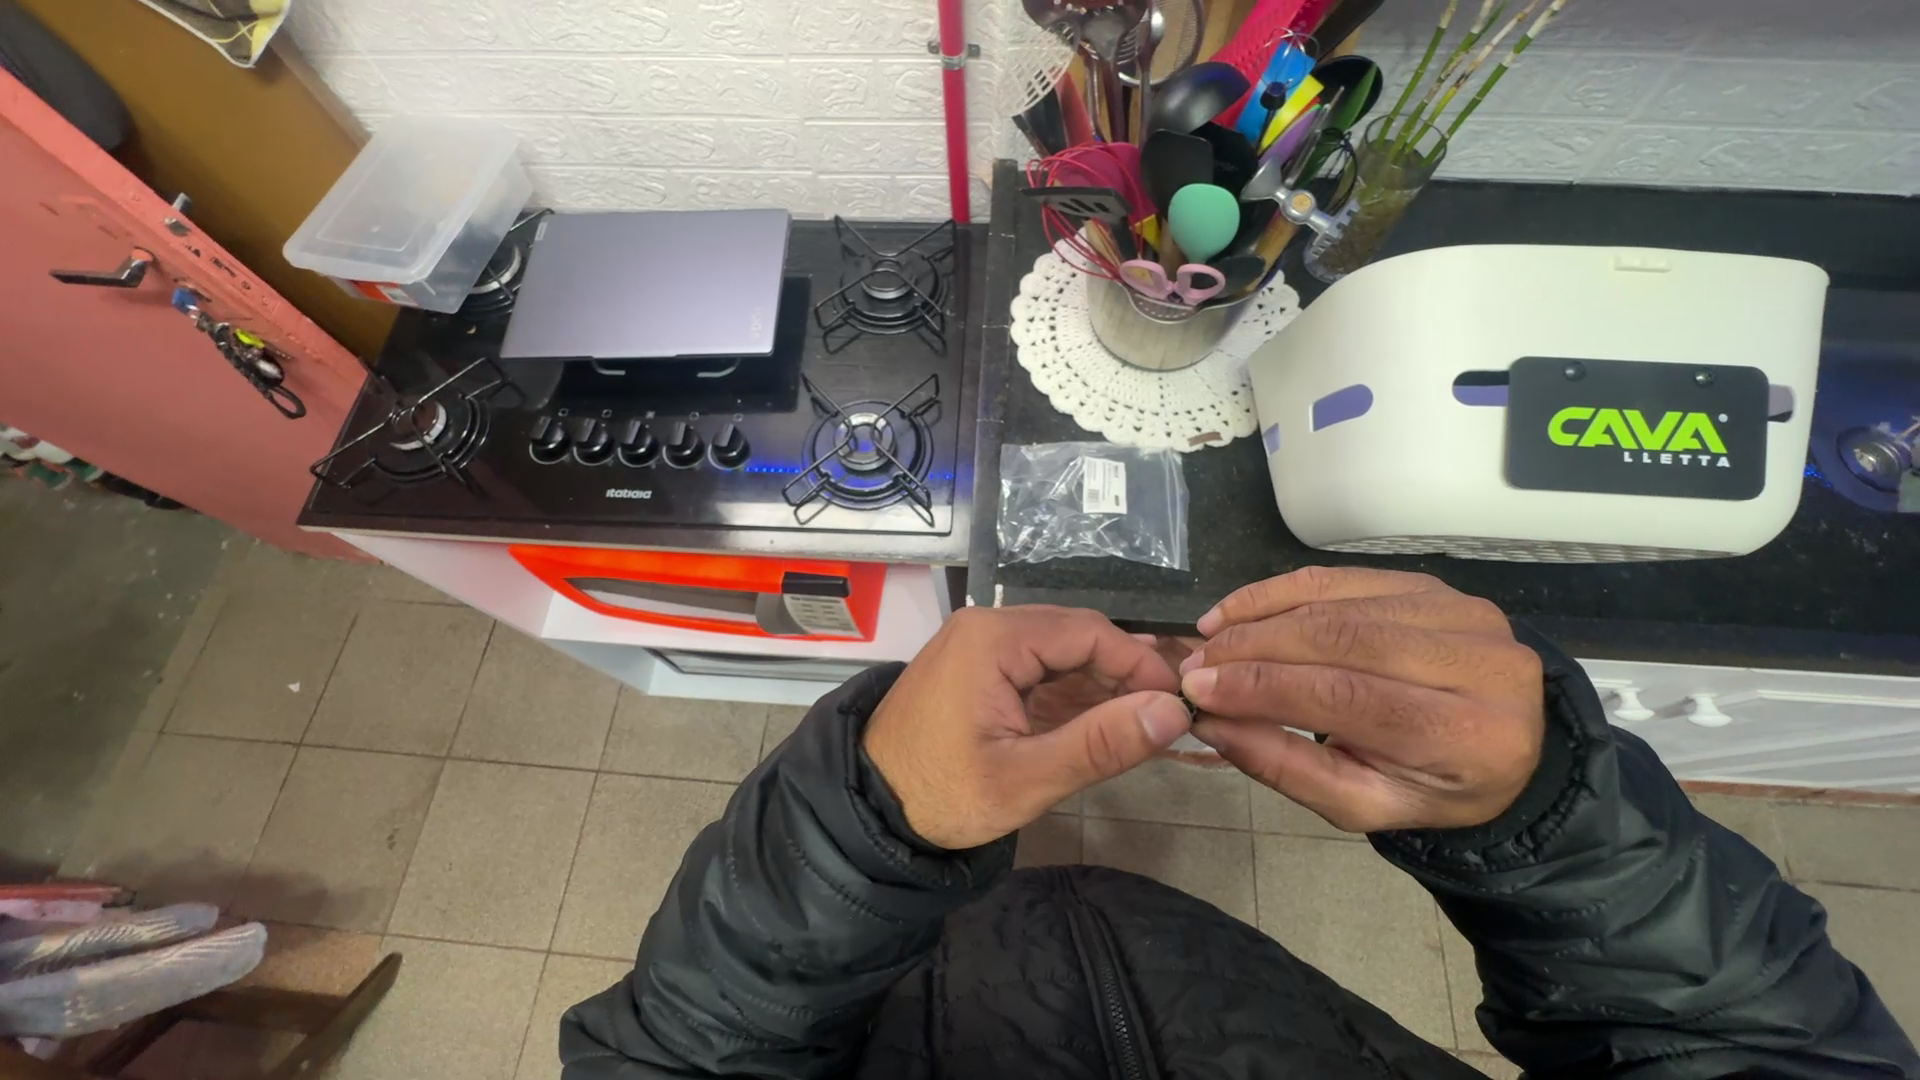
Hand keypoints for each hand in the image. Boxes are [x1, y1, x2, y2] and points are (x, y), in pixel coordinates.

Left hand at [864, 606, 1189, 849]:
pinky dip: (1067, 692)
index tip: (1176, 705)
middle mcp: (986, 626)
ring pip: (1057, 651)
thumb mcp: (1026, 778)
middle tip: (1160, 719)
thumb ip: (1100, 743)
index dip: (1138, 665)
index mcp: (994, 639)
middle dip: (1121, 674)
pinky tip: (1094, 722)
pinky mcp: (975, 665)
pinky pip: (1034, 666)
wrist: (869, 808)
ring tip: (1135, 724)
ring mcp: (977, 643)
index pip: (1089, 631)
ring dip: (1097, 684)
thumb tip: (1172, 712)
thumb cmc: (942, 795)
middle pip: (1074, 635)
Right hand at [1180, 567, 1544, 832]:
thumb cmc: (1427, 785)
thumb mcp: (1359, 802)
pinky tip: (1238, 610)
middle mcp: (1476, 661)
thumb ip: (1284, 765)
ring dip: (1257, 617)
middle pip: (1338, 638)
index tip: (1197, 688)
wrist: (1501, 746)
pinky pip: (1339, 578)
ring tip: (1209, 637)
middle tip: (1195, 663)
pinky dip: (1279, 591)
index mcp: (1467, 734)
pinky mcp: (1432, 585)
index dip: (1261, 687)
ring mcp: (1458, 612)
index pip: (1344, 696)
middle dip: (1251, 647)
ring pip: (1333, 603)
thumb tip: (1208, 720)